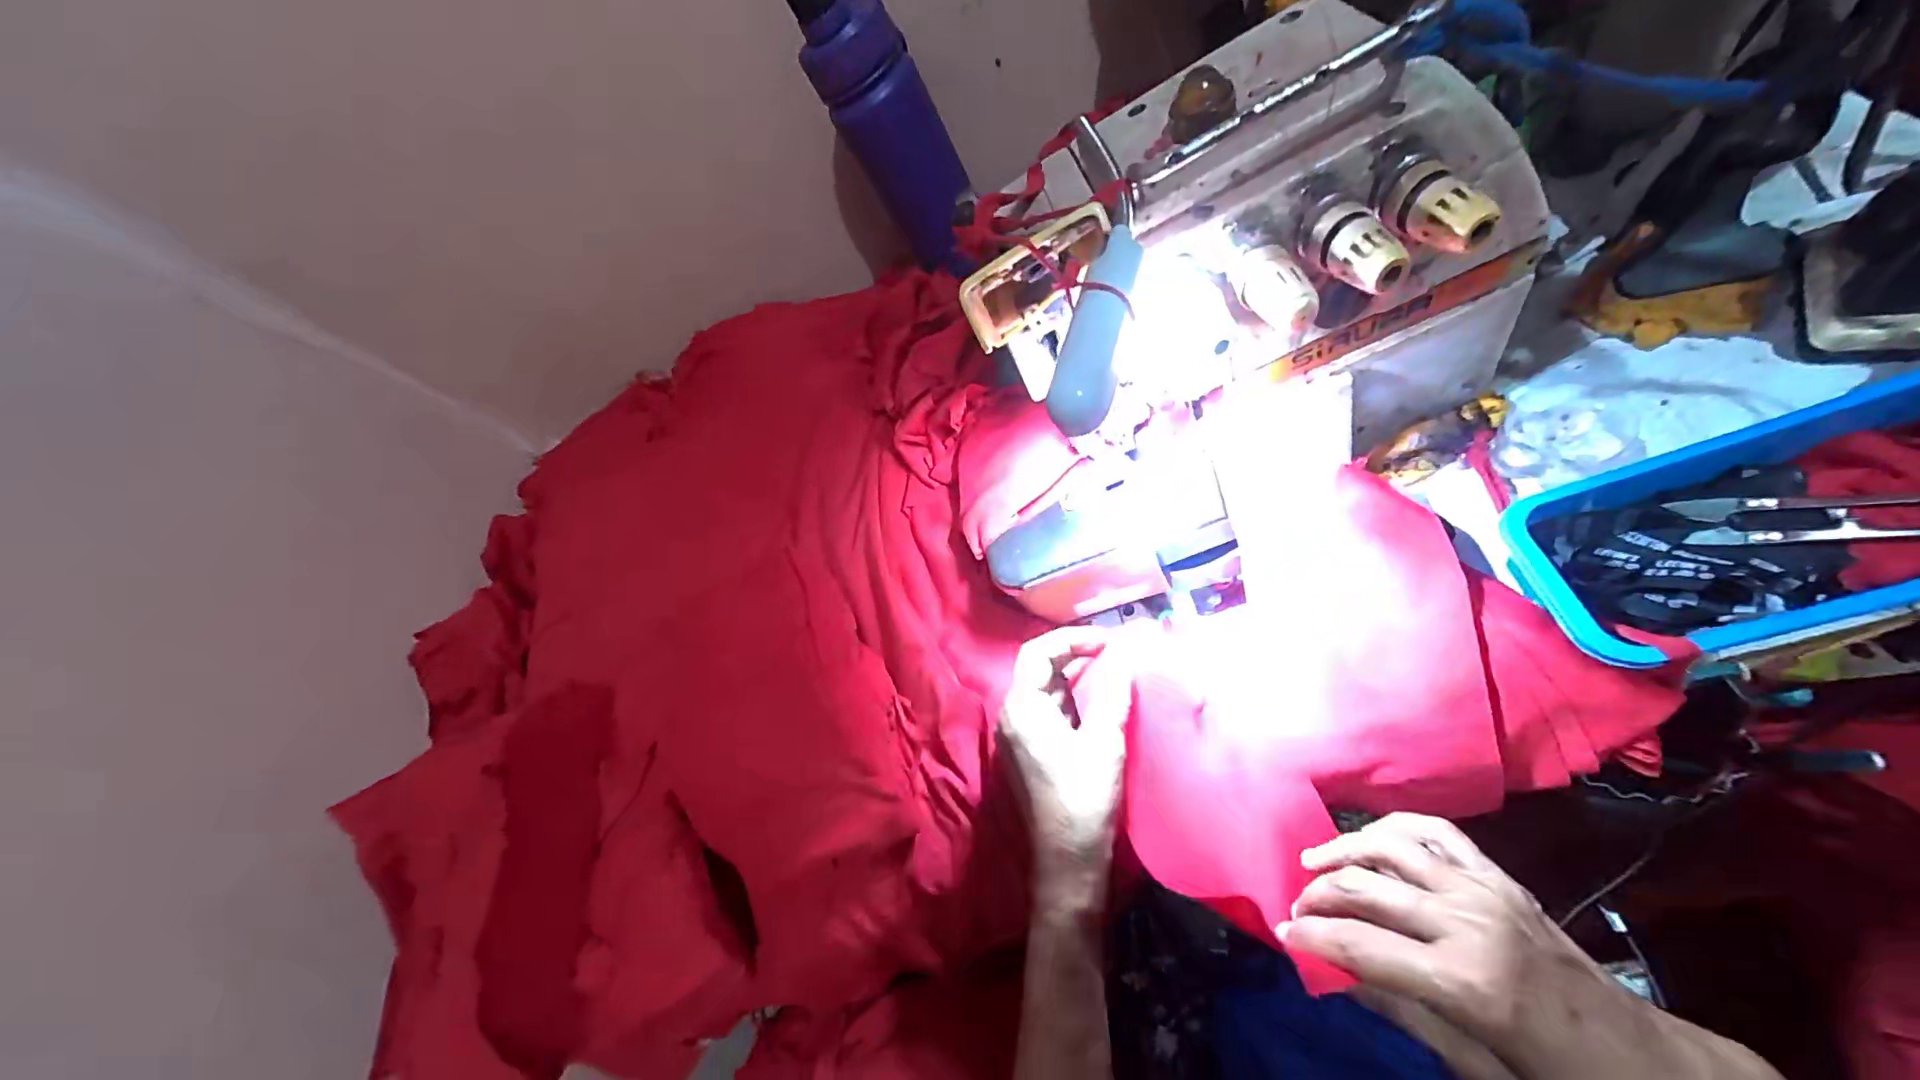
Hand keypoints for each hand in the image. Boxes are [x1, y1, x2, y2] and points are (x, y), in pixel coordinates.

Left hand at [1000, 626, 1127, 901]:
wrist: (1066, 857)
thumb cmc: (1083, 796)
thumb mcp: (1104, 741)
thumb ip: (1111, 694)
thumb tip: (1123, 657)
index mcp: (1022, 706)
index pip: (1039, 651)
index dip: (1073, 639)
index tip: (1109, 640)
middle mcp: (1012, 714)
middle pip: (1038, 666)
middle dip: (1074, 653)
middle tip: (1112, 650)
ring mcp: (1018, 732)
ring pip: (1044, 688)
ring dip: (1075, 674)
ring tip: (1112, 668)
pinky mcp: (1029, 748)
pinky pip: (1049, 708)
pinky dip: (1072, 696)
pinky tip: (1098, 699)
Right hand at [1282, 814, 1779, 1079]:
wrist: (1642, 1057)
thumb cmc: (1552, 1069)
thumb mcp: (1476, 1065)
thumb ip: (1402, 1012)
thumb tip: (1337, 973)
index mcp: (1466, 982)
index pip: (1362, 946)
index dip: (1313, 938)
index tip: (1282, 934)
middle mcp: (1468, 922)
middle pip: (1366, 888)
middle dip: (1317, 896)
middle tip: (1294, 907)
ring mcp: (1484, 889)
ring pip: (1390, 845)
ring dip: (1343, 850)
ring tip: (1315, 862)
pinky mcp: (1498, 875)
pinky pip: (1435, 830)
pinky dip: (1394, 826)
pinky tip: (1372, 838)